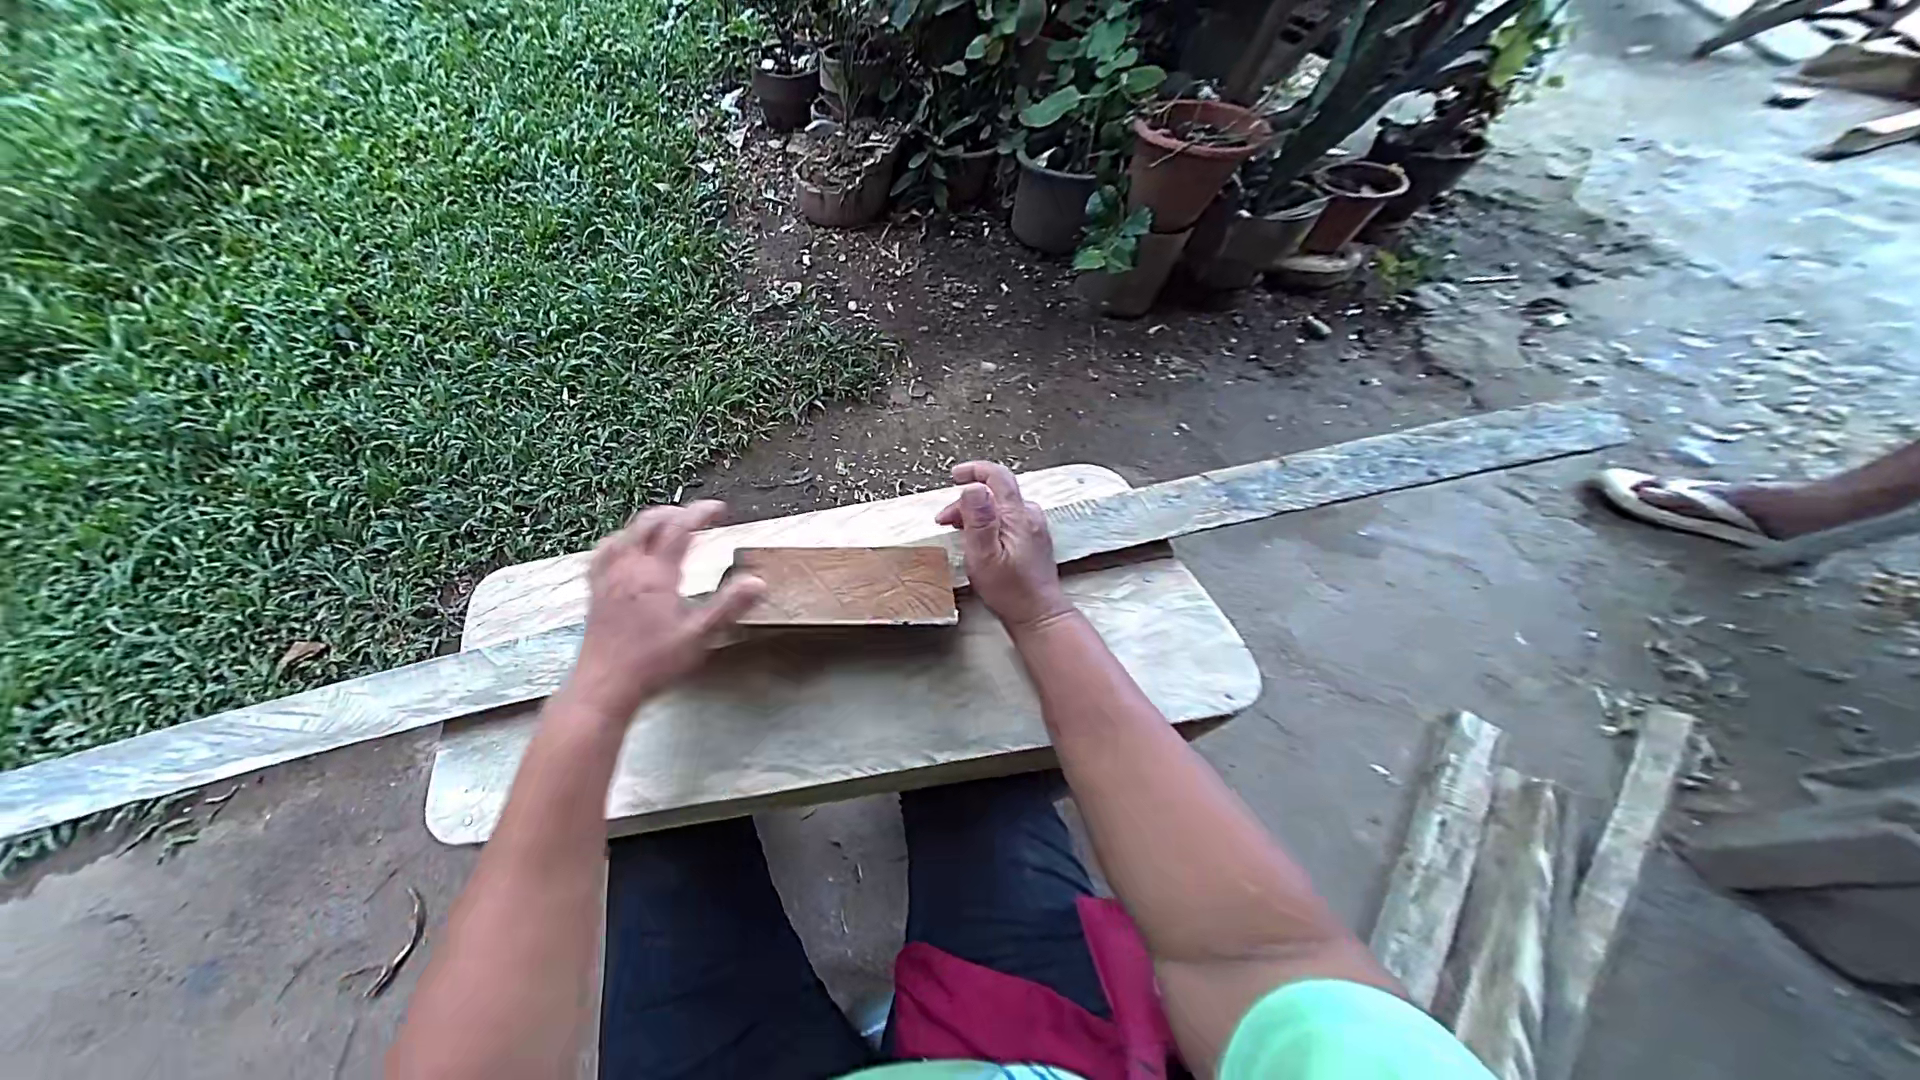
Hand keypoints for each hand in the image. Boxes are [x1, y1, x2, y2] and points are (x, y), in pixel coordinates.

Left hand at [564, 501, 764, 717]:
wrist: (603, 686)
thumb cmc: (653, 663)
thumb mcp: (699, 636)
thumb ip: (728, 606)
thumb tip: (758, 582)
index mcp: (657, 575)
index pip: (680, 529)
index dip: (700, 513)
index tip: (719, 508)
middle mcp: (629, 568)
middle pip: (649, 523)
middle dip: (675, 513)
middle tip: (696, 517)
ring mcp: (607, 578)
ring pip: (625, 533)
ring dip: (649, 523)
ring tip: (666, 526)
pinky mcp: (594, 592)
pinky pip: (604, 552)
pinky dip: (621, 540)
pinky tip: (625, 548)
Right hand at [935, 461, 1075, 632]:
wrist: (1039, 615)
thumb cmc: (1010, 590)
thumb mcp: (985, 555)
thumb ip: (979, 519)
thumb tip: (972, 487)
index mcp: (1017, 516)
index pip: (998, 477)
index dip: (975, 470)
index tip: (956, 475)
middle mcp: (1029, 516)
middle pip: (995, 493)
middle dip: (967, 501)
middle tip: (946, 520)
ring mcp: (1034, 527)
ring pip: (1000, 507)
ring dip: (976, 513)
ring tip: (958, 531)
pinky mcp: (1034, 539)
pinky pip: (1008, 519)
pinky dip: (989, 522)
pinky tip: (980, 540)